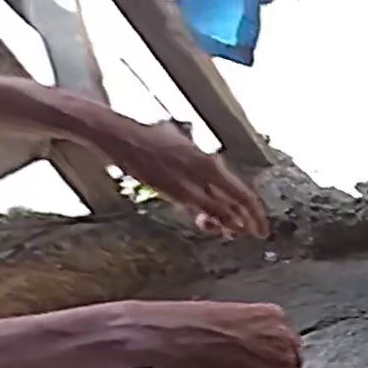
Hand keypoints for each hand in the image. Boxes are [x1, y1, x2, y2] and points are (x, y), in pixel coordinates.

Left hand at [87, 115, 268, 237]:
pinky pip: (200, 178)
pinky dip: (202, 194)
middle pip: (231, 193)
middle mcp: (209, 160)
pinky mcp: (176, 150)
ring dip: (216, 207)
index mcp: (214, 170)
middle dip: (233, 216)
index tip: (260, 235)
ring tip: (205, 221)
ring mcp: (192, 153)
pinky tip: (192, 203)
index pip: (247, 197)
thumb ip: (215, 210)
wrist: (107, 132)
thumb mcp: (182, 194)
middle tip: (227, 234)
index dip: (257, 219)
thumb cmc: (143, 163)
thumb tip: (240, 225)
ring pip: (215, 186)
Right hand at [114, 300, 302, 367]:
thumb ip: (255, 331)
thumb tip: (262, 349)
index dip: (267, 353)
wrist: (163, 334)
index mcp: (275, 316)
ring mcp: (282, 357)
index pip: (287, 343)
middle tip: (239, 367)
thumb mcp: (229, 317)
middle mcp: (286, 335)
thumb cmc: (185, 324)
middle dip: (269, 367)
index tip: (249, 355)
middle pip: (290, 361)